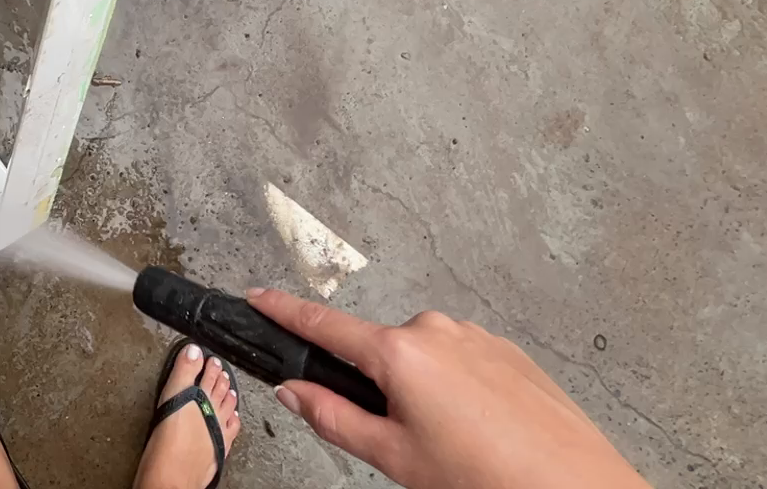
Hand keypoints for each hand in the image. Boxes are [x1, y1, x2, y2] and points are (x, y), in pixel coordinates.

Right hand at [249, 289, 651, 488]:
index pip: (322, 324)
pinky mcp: (509, 350)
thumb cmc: (491, 485)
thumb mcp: (398, 461)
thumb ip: (334, 418)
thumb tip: (291, 391)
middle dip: (380, 384)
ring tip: (460, 443)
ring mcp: (474, 335)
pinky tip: (487, 431)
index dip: (283, 310)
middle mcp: (432, 329)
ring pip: (423, 356)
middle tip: (407, 437)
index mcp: (398, 353)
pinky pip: (463, 358)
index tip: (257, 296)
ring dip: (423, 387)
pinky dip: (460, 387)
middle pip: (379, 349)